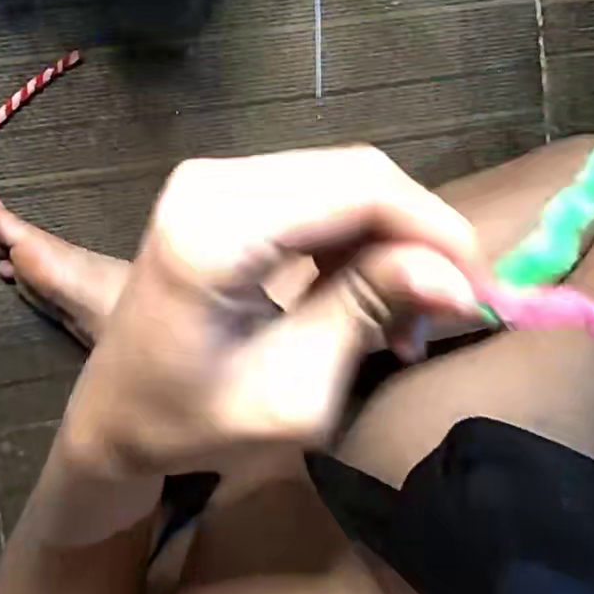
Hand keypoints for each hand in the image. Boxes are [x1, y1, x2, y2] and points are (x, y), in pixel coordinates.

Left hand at [56, 147, 486, 479]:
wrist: (113, 410)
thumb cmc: (188, 421)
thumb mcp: (292, 391)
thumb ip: (367, 313)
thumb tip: (457, 276)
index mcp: (215, 228)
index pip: (354, 188)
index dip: (431, 227)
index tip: (479, 291)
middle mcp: (211, 179)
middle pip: (352, 173)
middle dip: (415, 234)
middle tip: (440, 311)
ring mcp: (213, 176)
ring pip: (341, 178)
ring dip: (387, 237)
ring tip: (400, 317)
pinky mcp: (222, 187)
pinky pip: (314, 191)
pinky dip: (353, 234)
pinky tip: (363, 288)